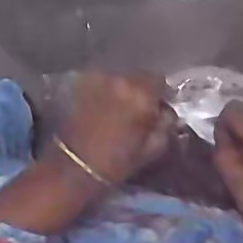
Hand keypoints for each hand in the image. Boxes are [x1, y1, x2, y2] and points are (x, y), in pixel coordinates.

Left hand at [56, 72, 173, 186]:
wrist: (75, 165)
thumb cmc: (117, 161)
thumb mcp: (152, 148)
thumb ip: (165, 125)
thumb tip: (167, 112)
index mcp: (141, 95)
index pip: (159, 80)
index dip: (161, 94)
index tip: (158, 107)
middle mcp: (120, 80)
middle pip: (138, 77)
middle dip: (141, 90)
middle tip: (139, 109)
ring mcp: (98, 79)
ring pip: (119, 78)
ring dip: (122, 90)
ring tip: (119, 108)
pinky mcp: (81, 84)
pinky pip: (101, 82)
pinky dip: (106, 90)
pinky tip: (103, 106)